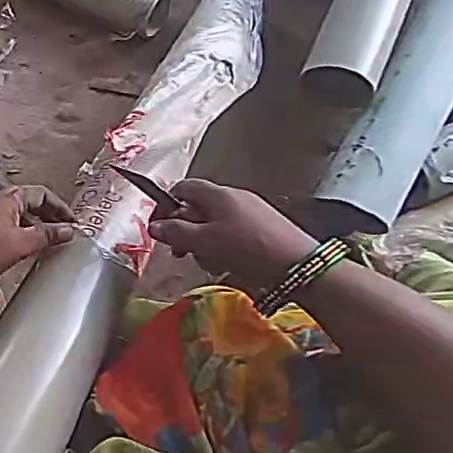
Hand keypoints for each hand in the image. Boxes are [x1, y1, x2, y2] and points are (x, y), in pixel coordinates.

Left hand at [0, 185, 78, 277]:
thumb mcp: (23, 243)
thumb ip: (47, 235)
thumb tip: (69, 230)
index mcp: (9, 197)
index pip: (42, 194)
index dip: (60, 207)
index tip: (71, 222)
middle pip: (29, 201)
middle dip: (48, 214)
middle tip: (62, 229)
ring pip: (17, 212)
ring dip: (34, 223)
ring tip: (46, 239)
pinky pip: (6, 221)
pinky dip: (20, 229)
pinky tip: (24, 245)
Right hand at [147, 179, 318, 288]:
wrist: (298, 264)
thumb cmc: (246, 248)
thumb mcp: (205, 241)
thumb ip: (177, 232)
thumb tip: (154, 226)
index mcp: (217, 193)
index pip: (183, 188)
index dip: (167, 205)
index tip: (160, 228)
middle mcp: (234, 196)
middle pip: (198, 207)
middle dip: (186, 230)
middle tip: (182, 252)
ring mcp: (250, 211)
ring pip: (214, 223)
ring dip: (204, 242)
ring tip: (209, 262)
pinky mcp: (263, 227)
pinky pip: (232, 232)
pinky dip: (223, 246)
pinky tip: (227, 264)